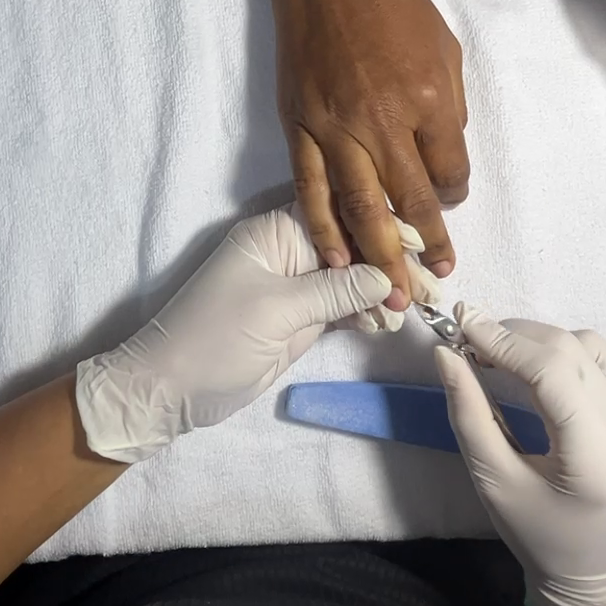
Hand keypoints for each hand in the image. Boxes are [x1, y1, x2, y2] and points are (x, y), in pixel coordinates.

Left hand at [77, 204, 435, 462]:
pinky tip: (390, 320)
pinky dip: (365, 311)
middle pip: (350, 247)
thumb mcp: (276, 310)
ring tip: (424, 303)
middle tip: (433, 282)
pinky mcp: (300, 317)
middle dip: (390, 262)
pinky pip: (341, 306)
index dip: (380, 227)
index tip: (422, 243)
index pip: (338, 216)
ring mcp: (296, 286)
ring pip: (351, 278)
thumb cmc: (215, 337)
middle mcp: (289, 251)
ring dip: (384, 289)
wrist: (172, 389)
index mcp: (274, 233)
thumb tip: (388, 276)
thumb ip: (334, 290)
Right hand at [268, 0, 469, 302]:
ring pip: (358, 208)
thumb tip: (440, 156)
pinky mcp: (298, 126)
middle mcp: (382, 123)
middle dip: (424, 250)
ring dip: (376, 256)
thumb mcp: (444, 47)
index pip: (449, 172)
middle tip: (429, 285)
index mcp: (428, 100)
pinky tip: (334, 258)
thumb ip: (448, 108)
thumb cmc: (393, 3)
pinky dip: (323, 228)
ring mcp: (334, 128)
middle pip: (409, 204)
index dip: (453, 196)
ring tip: (386, 294)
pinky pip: (311, 188)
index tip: (447, 200)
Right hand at [436, 306, 605, 605]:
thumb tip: (445, 352)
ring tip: (504, 352)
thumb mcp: (491, 479)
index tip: (461, 322)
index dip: (503, 340)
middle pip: (571, 351)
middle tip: (472, 338)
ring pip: (592, 345)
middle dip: (515, 334)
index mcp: (597, 459)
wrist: (597, 568)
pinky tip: (542, 365)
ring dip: (541, 339)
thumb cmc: (538, 531)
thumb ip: (467, 412)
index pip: (551, 372)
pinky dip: (569, 350)